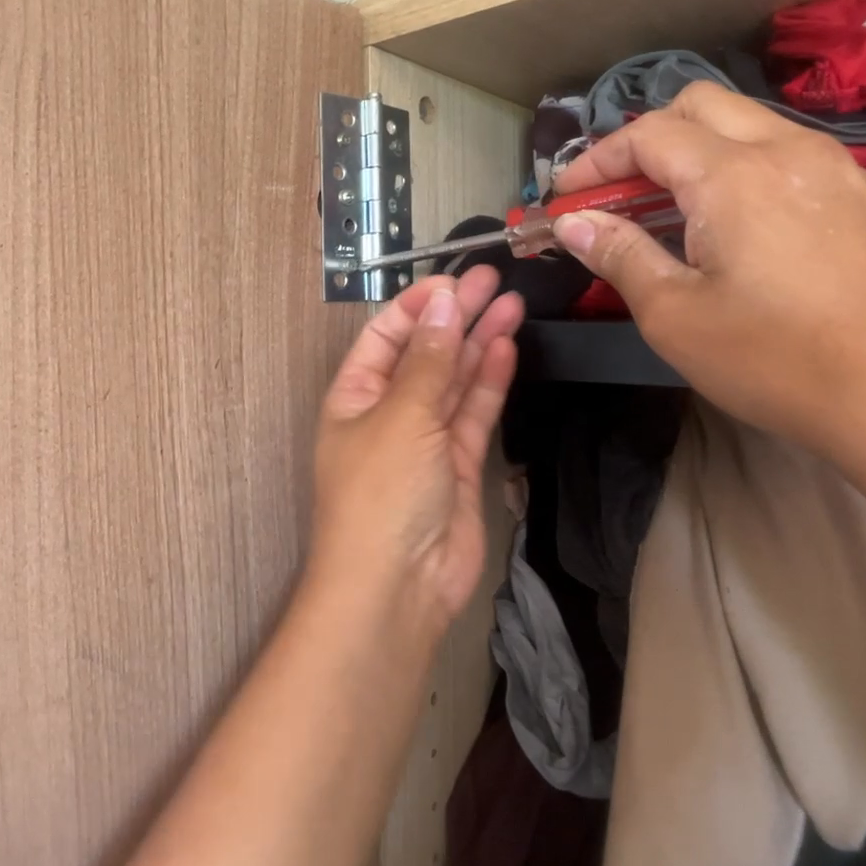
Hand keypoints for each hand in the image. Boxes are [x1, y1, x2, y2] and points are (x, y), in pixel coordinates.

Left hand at [309, 266, 524, 627]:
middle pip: (425, 353)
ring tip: (511, 303)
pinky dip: (489, 381)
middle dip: (456, 316)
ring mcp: (425, 440)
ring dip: (479, 342)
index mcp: (354, 396)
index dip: (418, 306)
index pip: (385, 336)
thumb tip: (444, 304)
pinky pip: (473, 413)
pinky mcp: (458, 465)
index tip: (455, 279)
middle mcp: (387, 413)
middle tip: (493, 279)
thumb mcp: (401, 417)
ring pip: (454, 380)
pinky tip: (506, 347)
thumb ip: (429, 360)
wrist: (398, 586)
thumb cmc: (381, 495)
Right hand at [549, 82, 865, 454]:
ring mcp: (834, 170)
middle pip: (699, 106)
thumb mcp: (674, 316)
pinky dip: (739, 169)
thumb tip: (573, 223)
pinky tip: (732, 229)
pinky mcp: (860, 198)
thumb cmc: (775, 361)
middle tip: (615, 195)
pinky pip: (785, 156)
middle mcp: (787, 151)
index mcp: (734, 175)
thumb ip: (619, 256)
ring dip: (693, 152)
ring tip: (666, 214)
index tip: (565, 199)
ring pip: (747, 126)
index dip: (596, 160)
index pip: (647, 135)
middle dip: (644, 139)